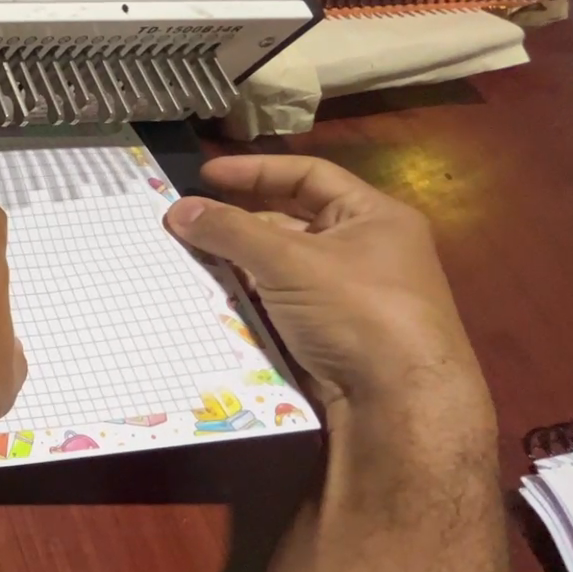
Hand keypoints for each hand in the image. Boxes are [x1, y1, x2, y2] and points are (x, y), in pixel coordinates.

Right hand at [162, 155, 487, 421]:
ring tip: (185, 256)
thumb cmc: (357, 312)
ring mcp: (341, 288)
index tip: (205, 175)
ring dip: (231, 257)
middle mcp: (360, 247)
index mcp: (372, 218)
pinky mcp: (321, 322)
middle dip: (234, 219)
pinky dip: (240, 288)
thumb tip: (176, 209)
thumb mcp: (289, 261)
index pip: (308, 175)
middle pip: (285, 218)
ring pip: (273, 258)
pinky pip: (271, 292)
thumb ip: (229, 231)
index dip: (255, 170)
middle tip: (185, 220)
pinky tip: (209, 291)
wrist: (396, 401)